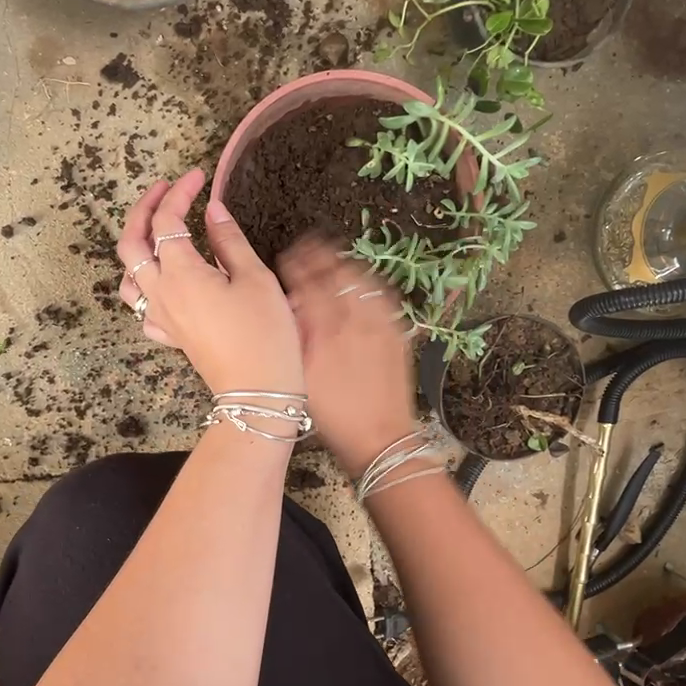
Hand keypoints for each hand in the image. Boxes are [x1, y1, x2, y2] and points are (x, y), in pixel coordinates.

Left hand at [117, 169, 303, 396]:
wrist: (258, 391)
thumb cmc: (264, 334)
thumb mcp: (255, 279)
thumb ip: (229, 240)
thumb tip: (212, 210)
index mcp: (181, 273)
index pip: (167, 220)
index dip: (180, 192)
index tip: (199, 175)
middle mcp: (161, 292)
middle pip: (131, 243)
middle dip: (143, 210)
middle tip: (164, 189)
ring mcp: (161, 317)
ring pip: (128, 276)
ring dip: (136, 248)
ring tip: (156, 232)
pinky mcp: (170, 336)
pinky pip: (143, 308)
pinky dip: (145, 287)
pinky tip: (163, 284)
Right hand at [278, 237, 417, 477]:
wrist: (381, 438)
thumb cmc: (334, 416)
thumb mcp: (302, 378)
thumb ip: (295, 337)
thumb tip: (289, 306)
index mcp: (326, 330)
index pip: (308, 283)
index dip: (296, 265)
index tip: (287, 255)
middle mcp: (355, 321)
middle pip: (336, 274)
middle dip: (320, 256)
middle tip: (308, 246)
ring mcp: (380, 325)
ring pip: (362, 280)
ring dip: (344, 263)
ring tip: (332, 255)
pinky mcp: (397, 334)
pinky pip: (383, 297)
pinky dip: (369, 282)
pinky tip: (361, 281)